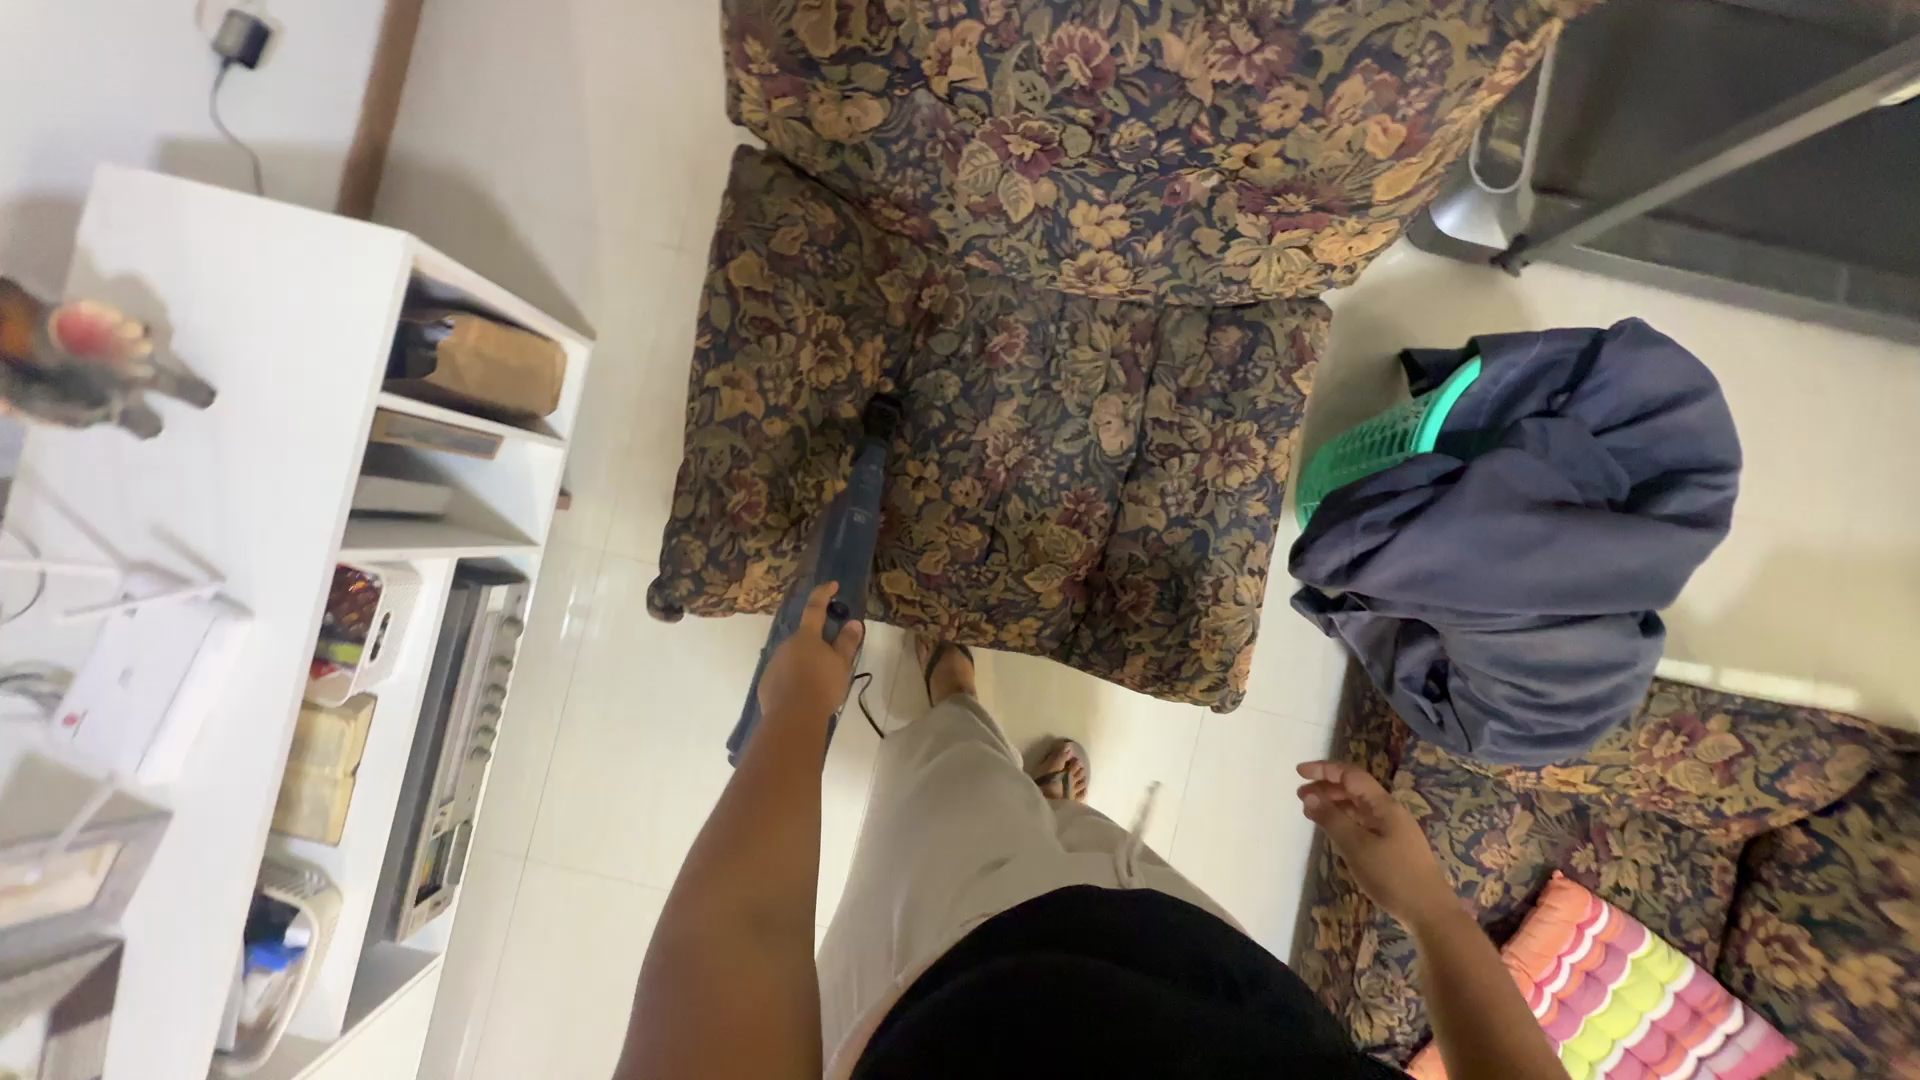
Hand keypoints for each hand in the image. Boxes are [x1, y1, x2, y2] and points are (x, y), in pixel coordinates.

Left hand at [757, 583, 864, 726]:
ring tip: (819, 682)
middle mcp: (786, 645)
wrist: (793, 717)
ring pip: (793, 657)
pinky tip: (804, 694)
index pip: (815, 608)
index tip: (832, 585)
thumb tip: (854, 622)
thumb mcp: (841, 664)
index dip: (824, 594)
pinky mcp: (767, 683)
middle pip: (804, 638)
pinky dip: (794, 679)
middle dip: (817, 643)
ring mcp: (774, 663)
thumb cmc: (822, 686)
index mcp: (806, 637)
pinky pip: (784, 675)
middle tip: (833, 658)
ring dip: (805, 663)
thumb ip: (847, 642)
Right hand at [1296, 760, 1458, 930]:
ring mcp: (1392, 830)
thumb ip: (1331, 818)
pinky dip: (1344, 820)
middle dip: (1326, 787)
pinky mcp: (1392, 846)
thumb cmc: (1393, 876)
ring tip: (1311, 812)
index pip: (1351, 775)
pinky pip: (1363, 822)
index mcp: (1384, 806)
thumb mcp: (1356, 846)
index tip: (1299, 772)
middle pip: (1354, 789)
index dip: (1324, 769)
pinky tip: (1333, 830)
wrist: (1431, 914)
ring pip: (1358, 807)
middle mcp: (1389, 812)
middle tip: (1300, 796)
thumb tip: (1309, 795)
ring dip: (1333, 804)